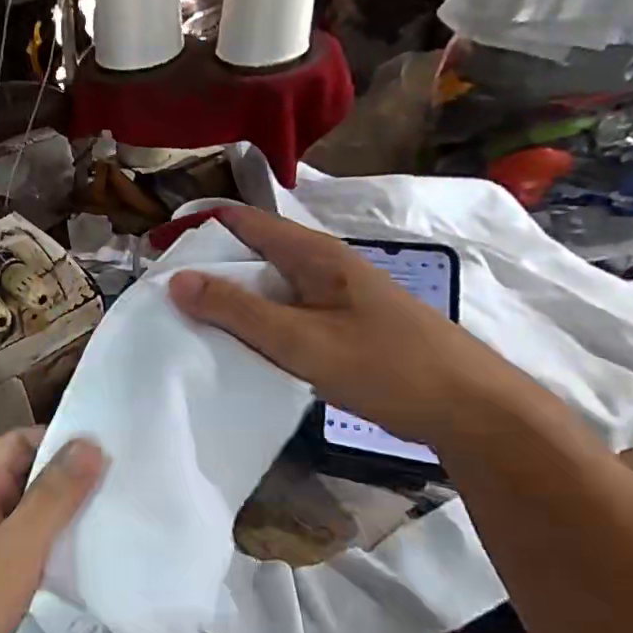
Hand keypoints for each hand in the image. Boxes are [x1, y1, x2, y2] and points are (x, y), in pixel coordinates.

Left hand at [0, 428, 105, 632]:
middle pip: (27, 473)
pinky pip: (29, 542)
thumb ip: (54, 494)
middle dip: (70, 477)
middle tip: (122, 482)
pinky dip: (56, 542)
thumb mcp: (18, 546)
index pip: (21, 441)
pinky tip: (90, 551)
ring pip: (31, 510)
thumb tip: (90, 441)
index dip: (62, 440)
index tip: (110, 450)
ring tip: (115, 512)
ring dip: (66, 511)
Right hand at [167, 203, 542, 448]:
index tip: (158, 247)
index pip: (244, 221)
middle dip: (208, 267)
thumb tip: (177, 280)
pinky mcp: (343, 326)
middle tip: (165, 293)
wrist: (473, 411)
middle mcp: (323, 267)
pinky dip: (256, 321)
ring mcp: (336, 297)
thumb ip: (237, 310)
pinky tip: (240, 344)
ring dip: (231, 298)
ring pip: (268, 286)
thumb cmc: (387, 365)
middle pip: (253, 253)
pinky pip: (285, 312)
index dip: (200, 226)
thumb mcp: (301, 340)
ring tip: (190, 319)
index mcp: (314, 255)